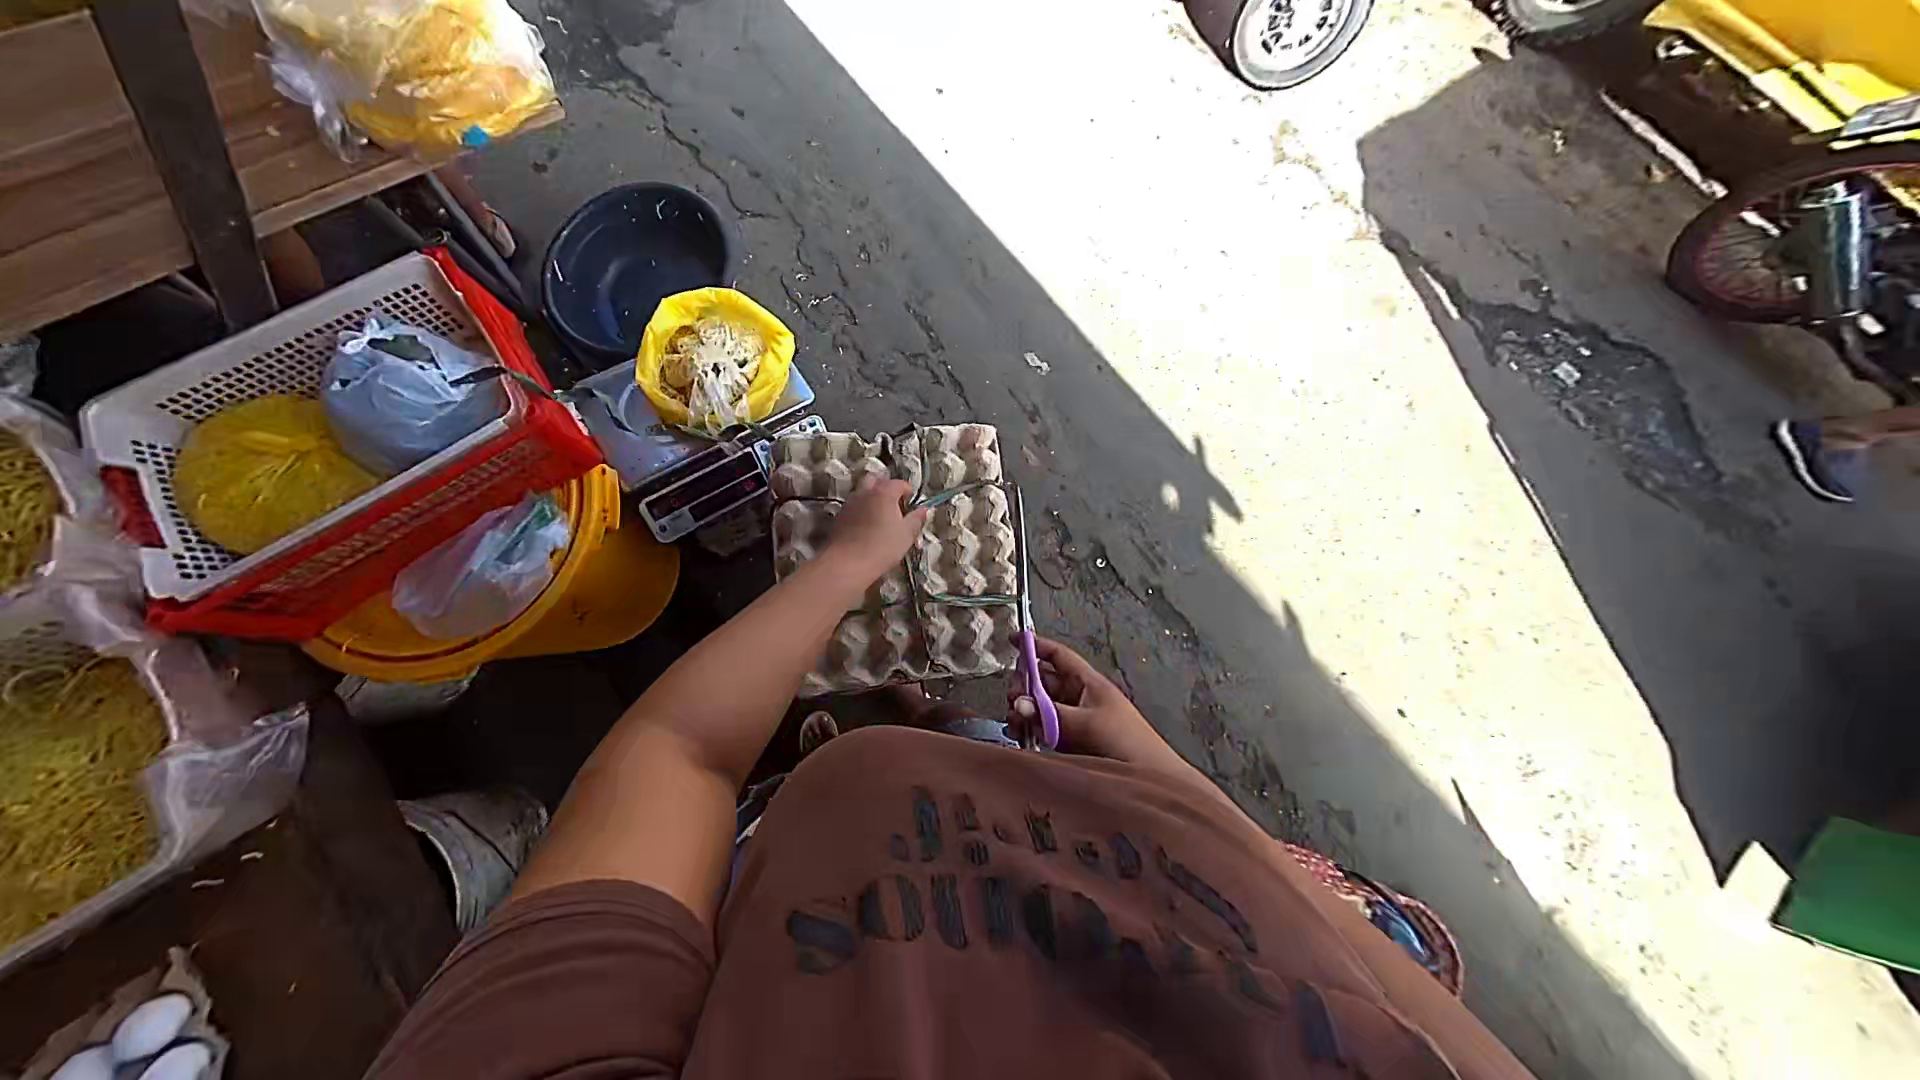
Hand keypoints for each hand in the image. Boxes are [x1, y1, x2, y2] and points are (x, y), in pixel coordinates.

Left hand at [826, 477, 926, 579]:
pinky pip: (854, 506)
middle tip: (896, 504)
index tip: (912, 503)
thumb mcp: (906, 534)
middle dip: (887, 488)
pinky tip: (868, 526)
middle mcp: (865, 492)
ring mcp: (850, 503)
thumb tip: (924, 510)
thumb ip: (916, 519)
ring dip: (873, 498)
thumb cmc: (881, 547)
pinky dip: (862, 510)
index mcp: (884, 492)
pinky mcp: (840, 516)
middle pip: (877, 480)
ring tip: (882, 516)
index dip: (908, 492)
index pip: (900, 483)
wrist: (847, 563)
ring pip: (863, 492)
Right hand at [1006, 637, 1177, 765]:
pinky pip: (1045, 728)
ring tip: (1015, 722)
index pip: (1058, 656)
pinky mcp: (1071, 742)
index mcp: (1088, 683)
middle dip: (1024, 685)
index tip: (1012, 640)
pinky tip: (1021, 735)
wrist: (1150, 780)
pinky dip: (1031, 728)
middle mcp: (1080, 698)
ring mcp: (1075, 720)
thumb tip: (1018, 703)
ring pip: (1041, 706)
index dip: (1036, 645)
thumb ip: (1048, 713)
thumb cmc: (1124, 743)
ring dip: (1025, 710)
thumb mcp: (1084, 724)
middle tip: (1013, 698)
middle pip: (1045, 681)